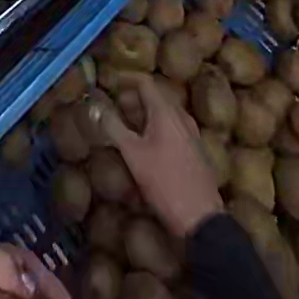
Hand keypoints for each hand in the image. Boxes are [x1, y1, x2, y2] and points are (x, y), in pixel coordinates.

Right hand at [93, 73, 224, 238]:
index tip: (109, 83)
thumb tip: (97, 108)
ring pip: (164, 113)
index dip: (125, 79)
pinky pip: (172, 128)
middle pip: (155, 96)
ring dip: (144, 114)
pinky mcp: (196, 151)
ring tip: (125, 127)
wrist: (202, 220)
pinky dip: (156, 127)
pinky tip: (145, 145)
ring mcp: (192, 134)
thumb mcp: (132, 154)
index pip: (145, 82)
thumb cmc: (164, 182)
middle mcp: (182, 117)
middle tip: (114, 108)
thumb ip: (113, 127)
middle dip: (132, 98)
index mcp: (167, 112)